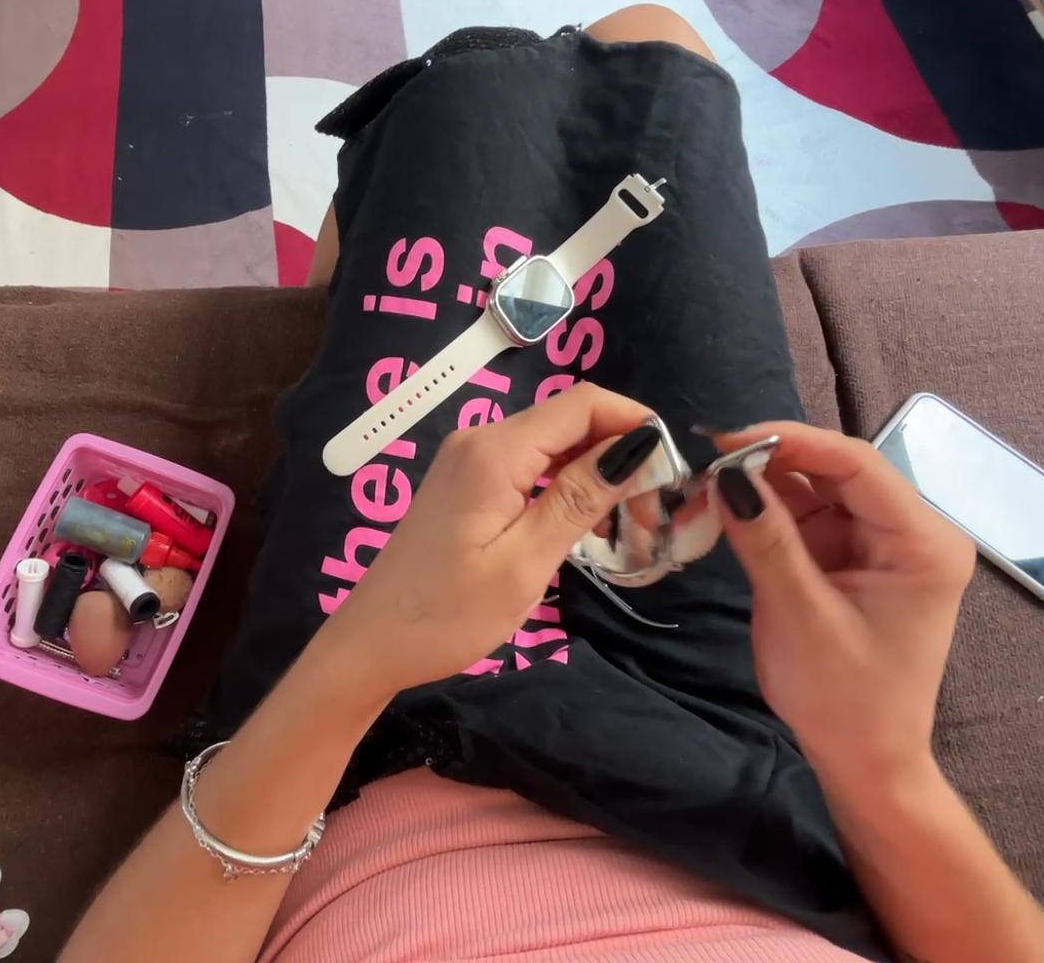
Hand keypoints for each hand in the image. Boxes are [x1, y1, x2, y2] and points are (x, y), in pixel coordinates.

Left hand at [320, 382, 656, 696]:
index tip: (669, 477)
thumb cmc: (448, 613)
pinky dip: (564, 486)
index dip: (636, 424)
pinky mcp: (465, 483)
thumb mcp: (524, 562)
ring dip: (596, 474)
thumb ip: (579, 498)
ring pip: (552, 444)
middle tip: (649, 521)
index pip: (584, 402)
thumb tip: (638, 445)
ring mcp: (468, 460)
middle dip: (621, 456)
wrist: (373, 641)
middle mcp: (480, 440)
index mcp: (495, 450)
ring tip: (624, 530)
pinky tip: (581, 525)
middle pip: (570, 420)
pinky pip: (528, 466)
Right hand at [712, 421, 976, 787]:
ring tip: (701, 490)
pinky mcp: (840, 554)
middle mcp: (904, 530)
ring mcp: (870, 540)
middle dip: (766, 463)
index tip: (724, 441)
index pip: (857, 464)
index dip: (791, 441)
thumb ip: (765, 539)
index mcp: (921, 542)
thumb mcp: (800, 615)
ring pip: (809, 487)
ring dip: (755, 485)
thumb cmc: (843, 694)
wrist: (859, 754)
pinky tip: (719, 510)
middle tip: (703, 467)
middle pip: (832, 470)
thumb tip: (725, 475)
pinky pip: (797, 514)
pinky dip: (756, 510)